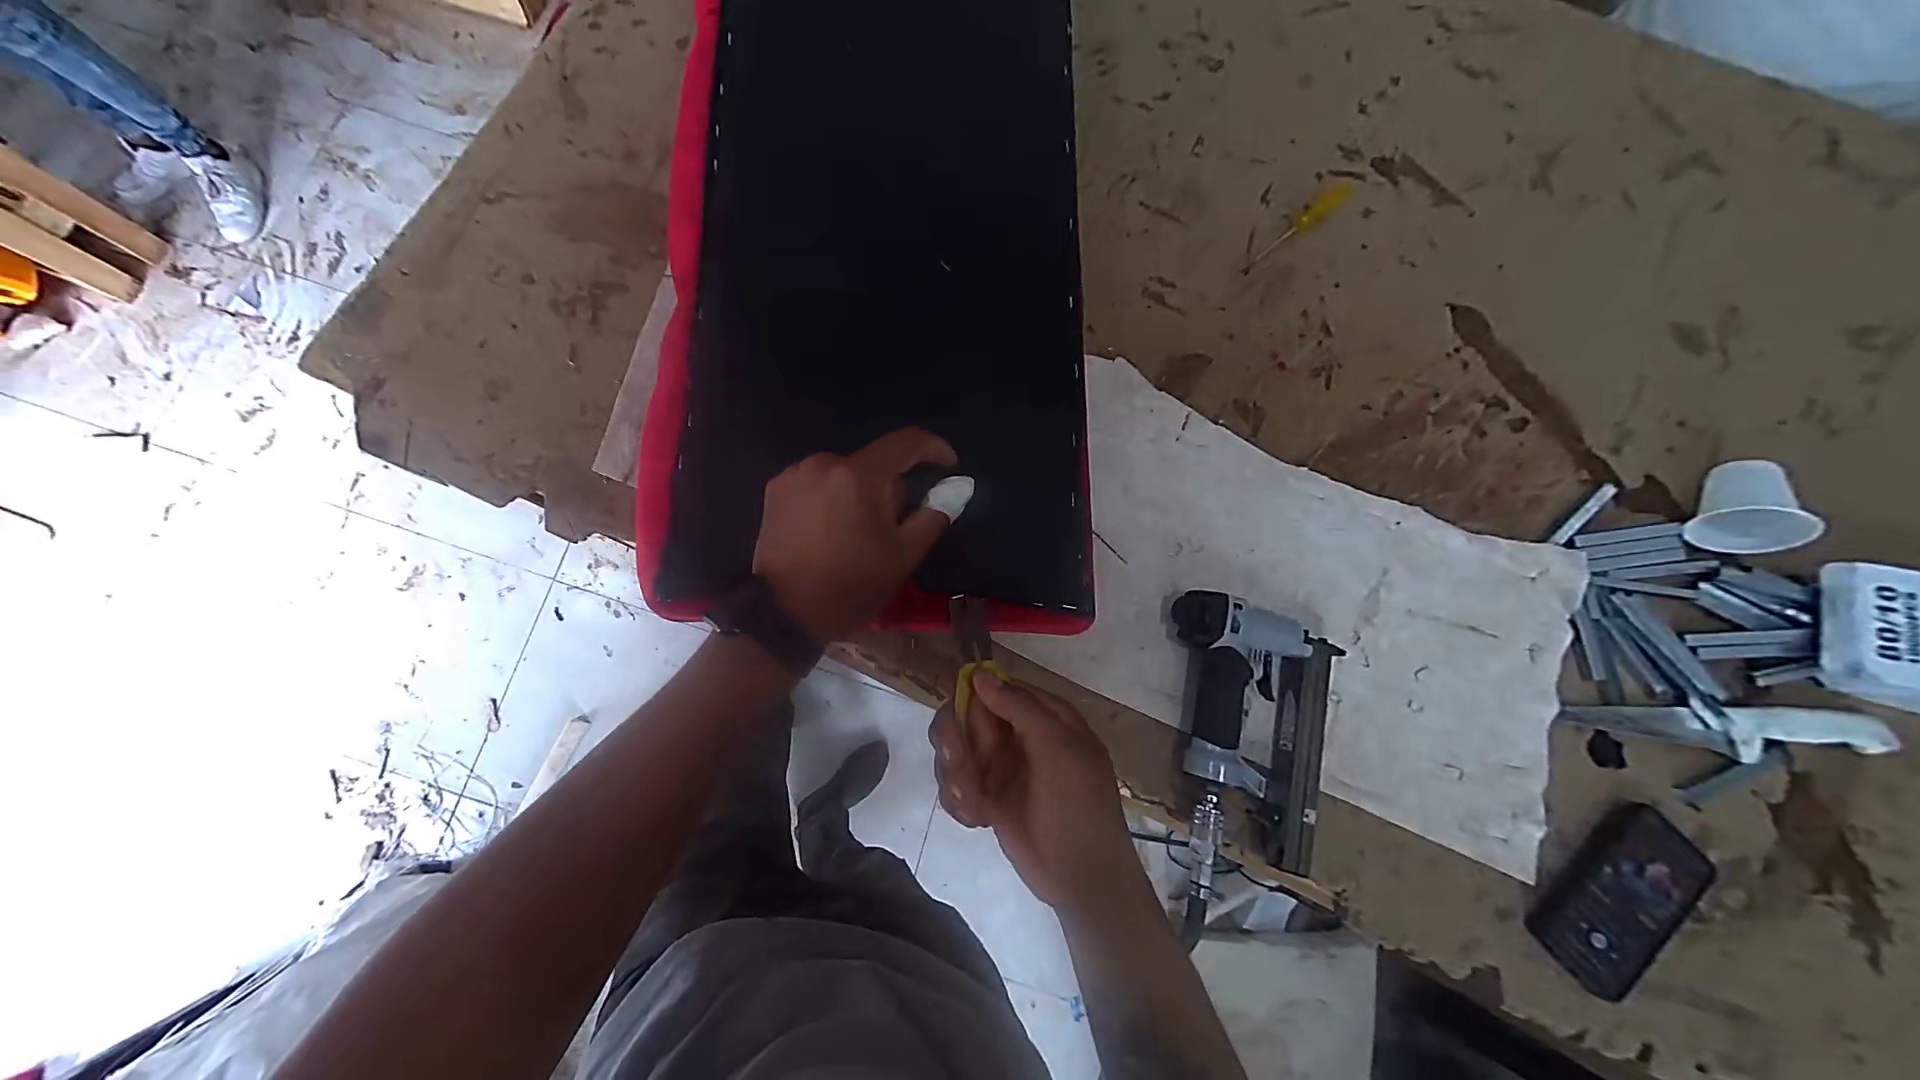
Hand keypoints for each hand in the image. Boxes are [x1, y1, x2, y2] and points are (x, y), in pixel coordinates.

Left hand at [753, 427, 958, 641]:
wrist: (784, 612)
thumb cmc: (850, 585)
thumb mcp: (903, 555)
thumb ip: (934, 515)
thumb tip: (957, 487)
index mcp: (859, 475)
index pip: (906, 442)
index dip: (933, 448)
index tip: (949, 465)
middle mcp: (824, 462)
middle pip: (874, 462)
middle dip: (891, 486)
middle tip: (896, 524)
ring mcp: (795, 474)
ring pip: (845, 472)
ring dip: (860, 492)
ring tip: (859, 532)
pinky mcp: (776, 489)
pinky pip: (819, 483)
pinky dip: (834, 497)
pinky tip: (831, 531)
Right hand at [930, 673, 1141, 912]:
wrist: (1082, 879)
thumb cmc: (1078, 808)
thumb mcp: (1059, 750)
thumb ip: (1021, 708)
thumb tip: (979, 675)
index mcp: (1042, 716)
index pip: (993, 688)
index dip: (972, 703)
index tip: (965, 728)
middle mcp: (1016, 735)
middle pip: (964, 716)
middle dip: (956, 744)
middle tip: (963, 771)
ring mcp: (999, 766)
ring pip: (953, 750)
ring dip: (956, 777)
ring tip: (975, 805)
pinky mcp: (985, 797)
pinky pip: (954, 784)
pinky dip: (958, 800)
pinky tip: (976, 819)